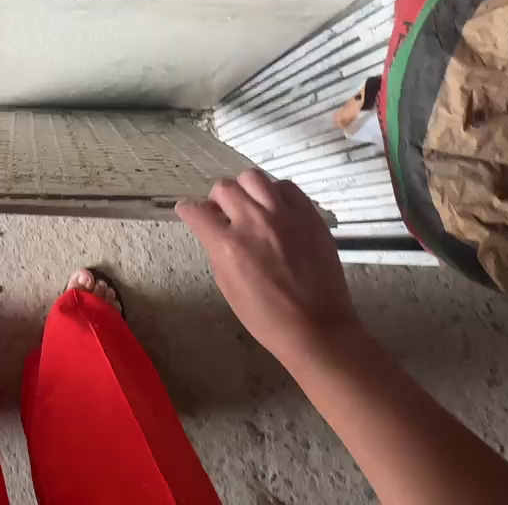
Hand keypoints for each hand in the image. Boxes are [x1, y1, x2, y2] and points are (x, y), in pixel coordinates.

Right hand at [176, 169, 361, 363]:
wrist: (319, 330)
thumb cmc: (266, 316)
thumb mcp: (226, 285)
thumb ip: (217, 249)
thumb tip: (214, 228)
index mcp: (229, 245)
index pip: (196, 211)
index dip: (188, 211)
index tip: (189, 212)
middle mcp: (254, 223)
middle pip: (223, 188)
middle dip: (217, 200)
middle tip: (225, 215)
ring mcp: (285, 217)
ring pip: (252, 177)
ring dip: (244, 189)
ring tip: (251, 206)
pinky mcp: (310, 217)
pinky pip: (286, 187)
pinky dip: (275, 193)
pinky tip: (276, 209)